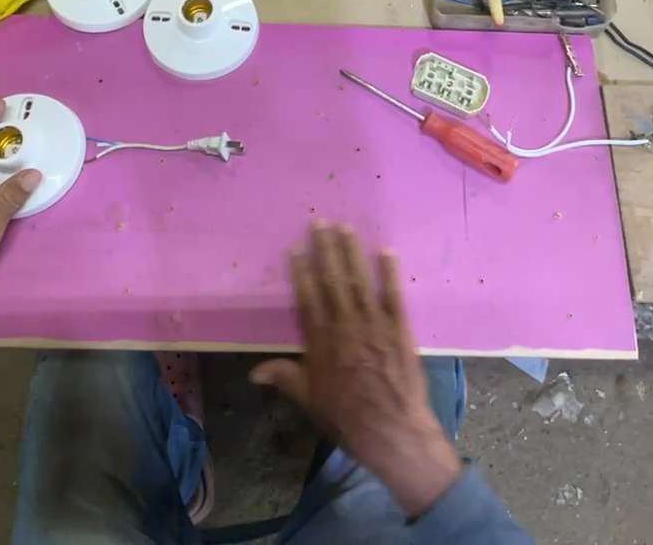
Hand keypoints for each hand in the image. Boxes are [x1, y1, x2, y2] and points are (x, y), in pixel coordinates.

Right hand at [251, 221, 461, 517]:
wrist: (392, 430)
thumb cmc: (347, 416)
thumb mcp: (309, 399)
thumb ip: (284, 377)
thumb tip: (253, 370)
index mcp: (322, 340)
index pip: (308, 298)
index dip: (302, 271)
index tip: (296, 247)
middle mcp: (345, 325)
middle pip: (333, 280)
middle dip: (326, 249)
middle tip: (320, 222)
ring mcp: (374, 324)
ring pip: (360, 280)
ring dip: (352, 252)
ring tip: (346, 227)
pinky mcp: (400, 328)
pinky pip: (393, 295)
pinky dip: (390, 272)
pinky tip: (386, 251)